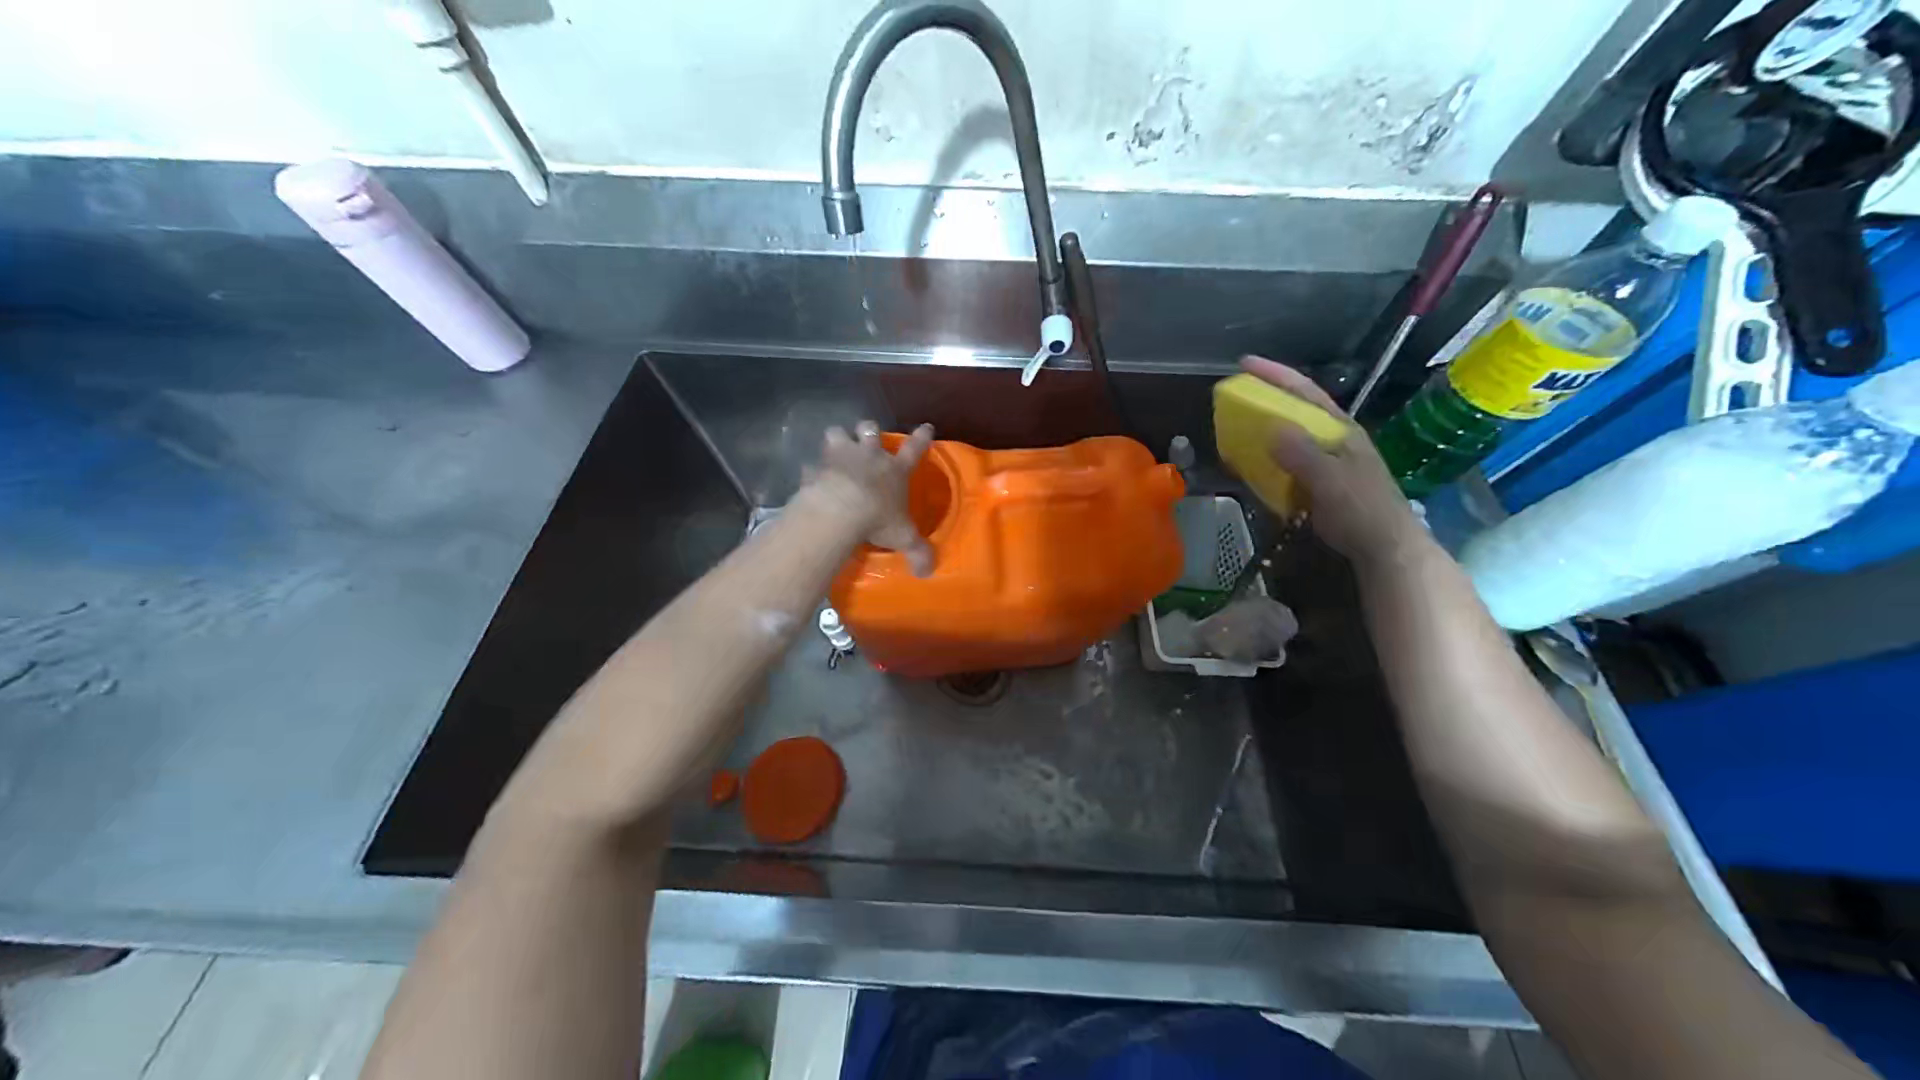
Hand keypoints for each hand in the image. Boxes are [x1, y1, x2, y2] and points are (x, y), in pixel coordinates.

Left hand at [807, 421, 936, 575]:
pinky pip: (812, 463)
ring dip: (838, 438)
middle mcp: (869, 455)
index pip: (914, 449)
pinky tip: (810, 477)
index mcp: (895, 470)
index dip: (922, 438)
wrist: (840, 509)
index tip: (926, 427)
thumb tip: (927, 572)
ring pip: (838, 433)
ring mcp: (841, 456)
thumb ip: (917, 552)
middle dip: (869, 430)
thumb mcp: (903, 537)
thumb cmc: (878, 518)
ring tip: (835, 445)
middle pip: (870, 430)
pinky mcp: (816, 466)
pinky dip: (811, 469)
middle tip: (867, 436)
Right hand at [1241, 356, 1426, 569]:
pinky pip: (1283, 463)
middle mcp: (1331, 440)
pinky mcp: (1315, 484)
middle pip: (1294, 410)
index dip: (1276, 375)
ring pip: (1287, 436)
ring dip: (1261, 429)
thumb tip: (1271, 428)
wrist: (1383, 548)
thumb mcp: (1332, 480)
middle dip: (1265, 399)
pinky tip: (1246, 462)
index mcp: (1340, 430)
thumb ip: (1303, 454)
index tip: (1245, 363)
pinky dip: (1263, 458)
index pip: (1305, 392)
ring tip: (1233, 426)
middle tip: (1234, 396)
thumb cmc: (1362, 510)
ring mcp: (1324, 462)